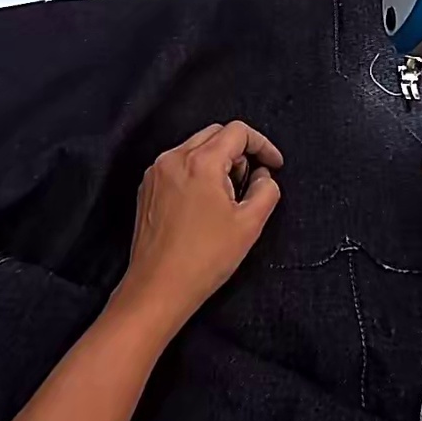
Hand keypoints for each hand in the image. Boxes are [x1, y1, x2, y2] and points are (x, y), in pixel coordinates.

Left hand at [113, 122, 283, 330]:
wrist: (157, 290)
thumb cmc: (203, 259)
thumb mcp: (250, 224)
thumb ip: (267, 189)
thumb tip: (262, 175)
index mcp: (201, 162)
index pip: (239, 131)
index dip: (263, 145)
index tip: (274, 164)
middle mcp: (175, 159)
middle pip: (217, 133)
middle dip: (240, 151)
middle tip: (250, 181)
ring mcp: (157, 172)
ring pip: (197, 146)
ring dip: (219, 160)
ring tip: (227, 196)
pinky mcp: (147, 187)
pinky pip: (179, 163)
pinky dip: (198, 171)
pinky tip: (204, 203)